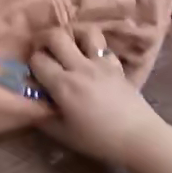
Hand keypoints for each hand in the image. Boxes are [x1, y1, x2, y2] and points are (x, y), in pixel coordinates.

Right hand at [29, 27, 170, 166]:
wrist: (140, 138)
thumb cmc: (99, 140)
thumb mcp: (64, 134)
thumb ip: (43, 117)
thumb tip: (32, 103)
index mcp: (64, 85)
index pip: (38, 60)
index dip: (31, 63)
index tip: (32, 72)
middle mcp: (81, 67)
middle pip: (57, 36)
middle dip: (43, 38)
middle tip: (42, 49)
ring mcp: (101, 63)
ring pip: (84, 32)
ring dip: (73, 36)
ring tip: (69, 48)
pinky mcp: (117, 65)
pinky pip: (103, 46)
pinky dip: (94, 48)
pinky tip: (91, 59)